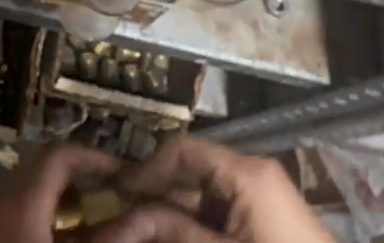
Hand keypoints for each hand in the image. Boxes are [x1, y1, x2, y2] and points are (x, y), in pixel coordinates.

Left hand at [0, 144, 121, 242]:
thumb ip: (107, 241)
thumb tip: (142, 221)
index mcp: (22, 202)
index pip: (59, 156)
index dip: (94, 158)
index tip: (123, 175)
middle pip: (43, 170)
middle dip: (81, 181)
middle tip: (114, 200)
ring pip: (28, 192)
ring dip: (62, 202)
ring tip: (94, 227)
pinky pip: (15, 213)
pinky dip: (42, 218)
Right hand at [94, 136, 332, 242]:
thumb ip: (174, 232)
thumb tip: (125, 217)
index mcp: (246, 172)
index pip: (182, 150)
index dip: (145, 168)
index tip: (114, 192)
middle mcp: (254, 172)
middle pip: (192, 170)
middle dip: (157, 194)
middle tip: (123, 219)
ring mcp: (264, 195)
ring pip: (205, 194)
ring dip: (174, 212)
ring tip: (145, 232)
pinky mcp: (270, 220)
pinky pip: (223, 212)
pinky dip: (198, 224)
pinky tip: (177, 238)